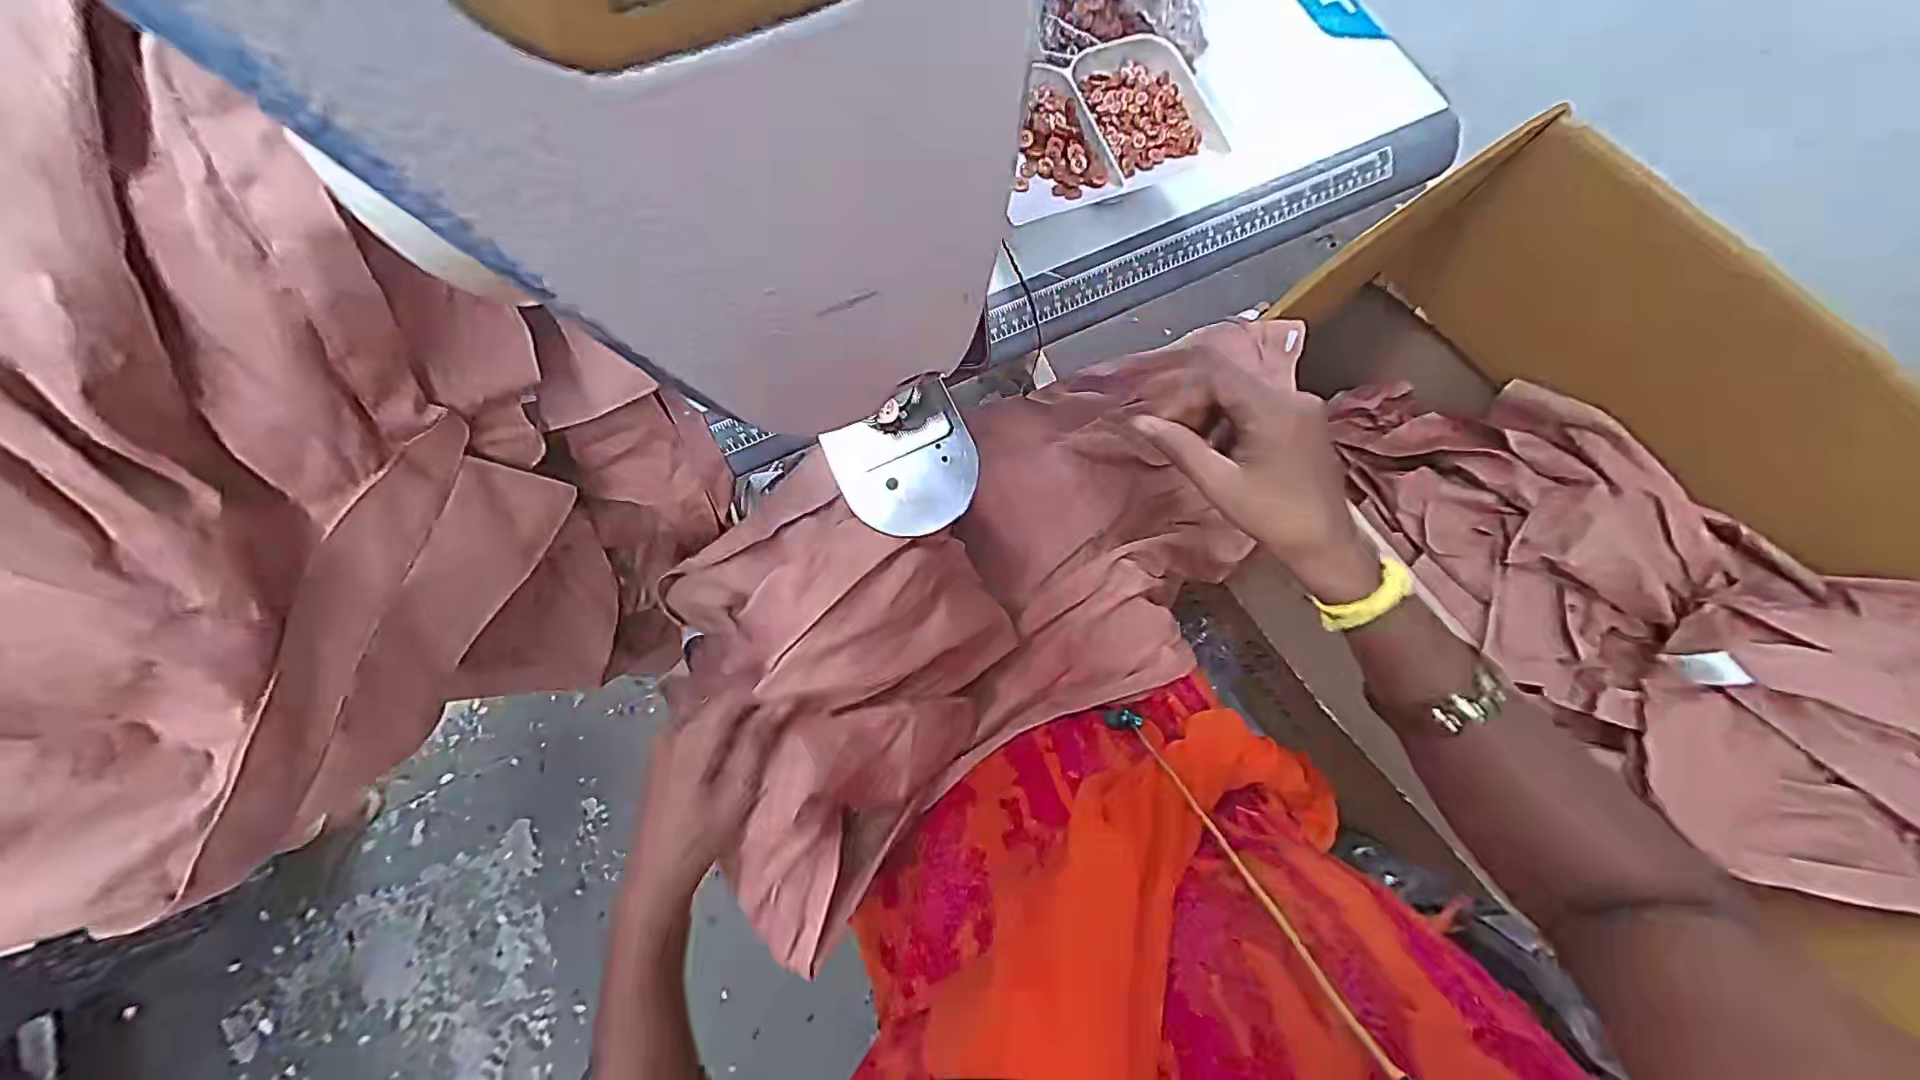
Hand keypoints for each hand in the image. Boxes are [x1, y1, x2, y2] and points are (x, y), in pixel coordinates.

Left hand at [625, 691, 779, 911]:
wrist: (656, 872)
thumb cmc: (704, 833)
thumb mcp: (739, 788)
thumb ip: (758, 740)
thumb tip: (781, 701)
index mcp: (695, 732)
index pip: (735, 690)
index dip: (765, 686)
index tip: (791, 690)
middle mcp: (675, 726)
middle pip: (718, 693)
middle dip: (750, 692)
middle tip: (781, 700)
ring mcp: (664, 738)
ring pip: (706, 704)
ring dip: (734, 705)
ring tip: (763, 715)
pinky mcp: (662, 752)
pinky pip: (695, 718)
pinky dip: (718, 718)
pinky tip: (735, 734)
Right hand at [1127, 320, 1379, 601]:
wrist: (1325, 542)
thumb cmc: (1271, 515)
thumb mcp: (1218, 483)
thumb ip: (1179, 446)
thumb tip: (1141, 422)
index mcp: (1273, 407)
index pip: (1216, 377)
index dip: (1184, 398)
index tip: (1168, 429)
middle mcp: (1293, 397)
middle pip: (1230, 384)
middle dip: (1198, 409)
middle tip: (1181, 443)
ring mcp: (1304, 408)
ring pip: (1244, 396)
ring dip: (1216, 419)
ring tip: (1205, 454)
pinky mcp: (1308, 422)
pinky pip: (1262, 408)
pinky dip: (1237, 425)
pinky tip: (1230, 456)